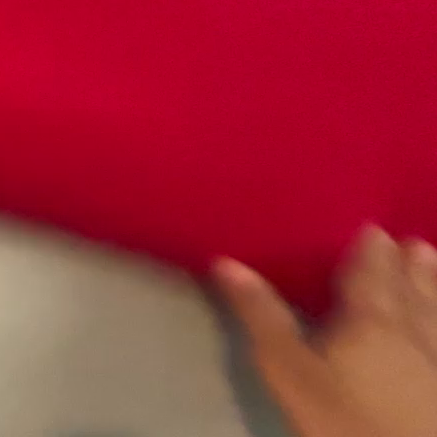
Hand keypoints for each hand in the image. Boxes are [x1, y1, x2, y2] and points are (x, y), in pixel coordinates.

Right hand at [217, 227, 436, 436]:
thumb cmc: (341, 415)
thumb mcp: (287, 366)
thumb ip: (261, 313)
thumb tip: (225, 260)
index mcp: (373, 325)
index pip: (370, 280)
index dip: (370, 252)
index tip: (371, 225)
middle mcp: (418, 339)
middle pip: (417, 298)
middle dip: (414, 270)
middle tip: (414, 241)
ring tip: (436, 268)